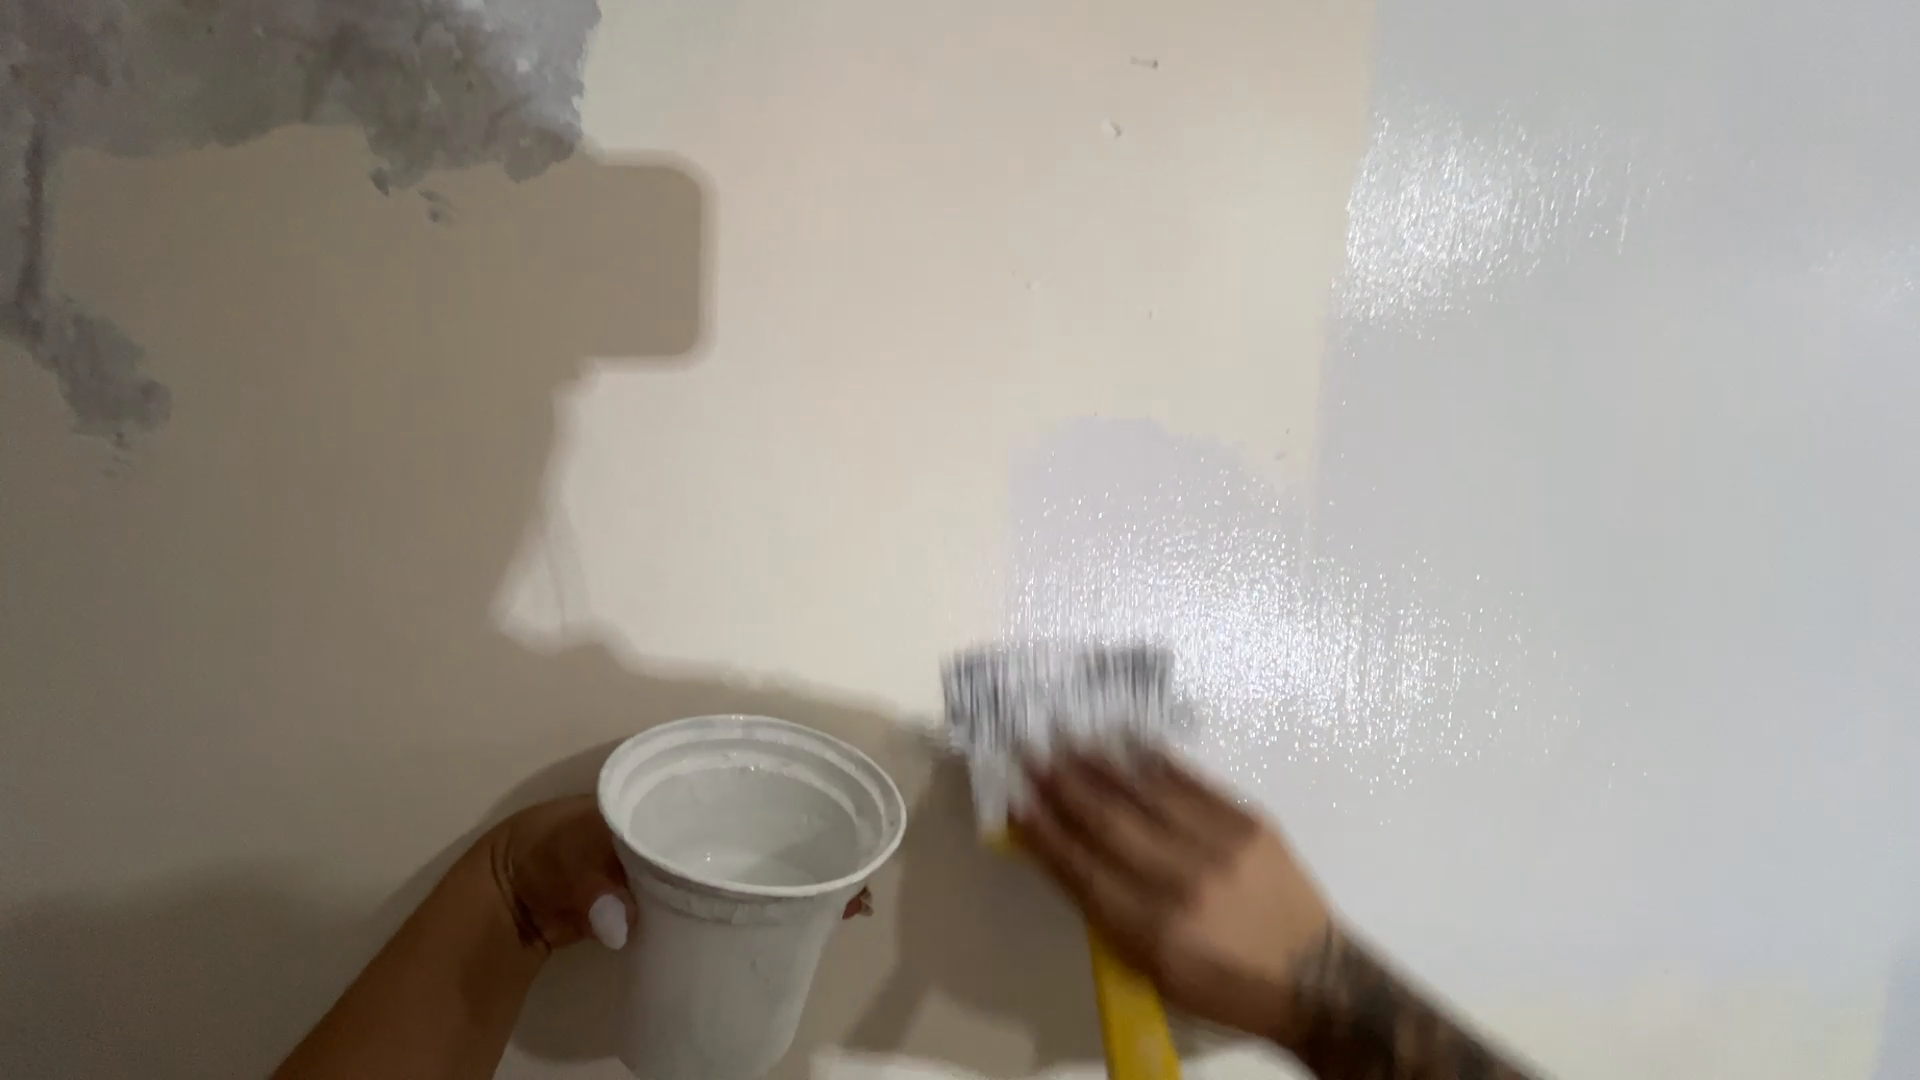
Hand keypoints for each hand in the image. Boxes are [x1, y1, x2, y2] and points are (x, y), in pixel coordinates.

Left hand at [485, 796, 876, 954]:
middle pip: (773, 831)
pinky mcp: (686, 900)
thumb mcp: (569, 854)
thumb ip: (593, 884)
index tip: (839, 829)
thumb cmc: (548, 851)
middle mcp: (701, 824)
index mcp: (683, 795)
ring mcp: (696, 863)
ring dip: (801, 885)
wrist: (518, 895)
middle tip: (854, 884)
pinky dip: (768, 914)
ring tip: (842, 908)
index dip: (801, 804)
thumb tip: (624, 923)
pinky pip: (737, 903)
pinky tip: (795, 930)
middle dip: (816, 851)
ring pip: (761, 868)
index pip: (756, 789)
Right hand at [1014, 749, 1332, 1041]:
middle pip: (1107, 823)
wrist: (1317, 980)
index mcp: (1155, 931)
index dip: (1044, 834)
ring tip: (1070, 740)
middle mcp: (1183, 883)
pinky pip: (1192, 781)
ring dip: (1101, 764)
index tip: (1016, 803)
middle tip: (1032, 755)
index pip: (1082, 869)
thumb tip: (1068, 851)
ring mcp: (1221, 846)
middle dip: (1063, 786)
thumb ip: (1109, 912)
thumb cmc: (1224, 985)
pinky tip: (1128, 740)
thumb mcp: (1156, 971)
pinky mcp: (1250, 822)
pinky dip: (1155, 759)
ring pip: (1145, 793)